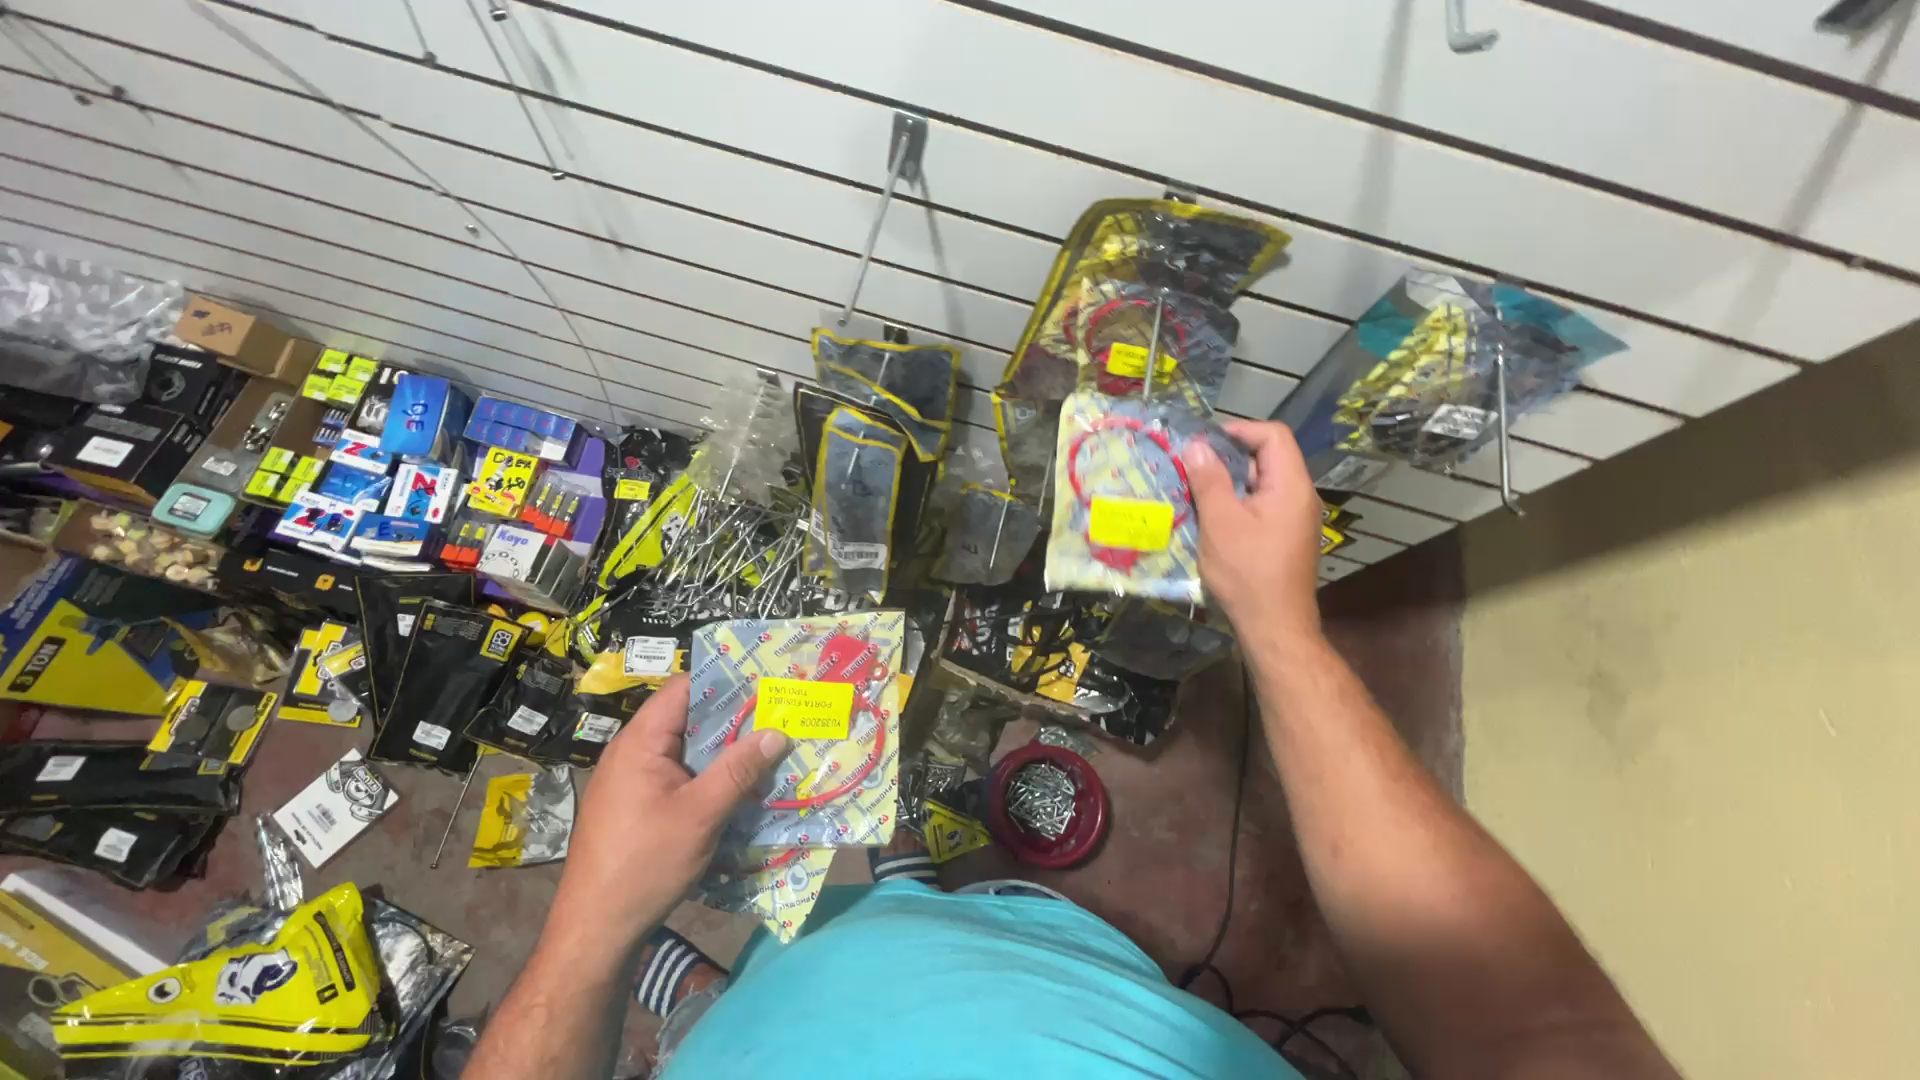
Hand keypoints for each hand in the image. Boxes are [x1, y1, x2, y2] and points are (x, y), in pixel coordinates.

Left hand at [551, 674, 788, 944]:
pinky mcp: (638, 806)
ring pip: (688, 751)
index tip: (768, 684)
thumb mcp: (701, 815)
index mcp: (640, 742)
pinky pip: (680, 776)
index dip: (726, 682)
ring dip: (725, 753)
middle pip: (689, 718)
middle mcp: (633, 752)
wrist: (595, 930)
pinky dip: (710, 777)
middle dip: (735, 720)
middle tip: (781, 718)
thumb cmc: (645, 864)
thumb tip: (777, 732)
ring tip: (770, 751)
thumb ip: (738, 770)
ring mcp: (633, 780)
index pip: (685, 688)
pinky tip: (741, 789)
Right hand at [1182, 419, 1323, 645]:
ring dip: (1230, 484)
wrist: (1274, 626)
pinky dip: (1238, 504)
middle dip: (1228, 459)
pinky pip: (1262, 506)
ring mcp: (1295, 519)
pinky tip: (1213, 520)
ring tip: (1197, 494)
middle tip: (1193, 470)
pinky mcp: (1286, 537)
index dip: (1238, 431)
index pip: (1272, 436)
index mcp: (1291, 485)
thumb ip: (1209, 480)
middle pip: (1267, 458)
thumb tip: (1197, 446)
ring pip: (1262, 484)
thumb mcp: (1220, 521)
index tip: (1204, 445)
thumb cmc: (1247, 572)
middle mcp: (1300, 496)